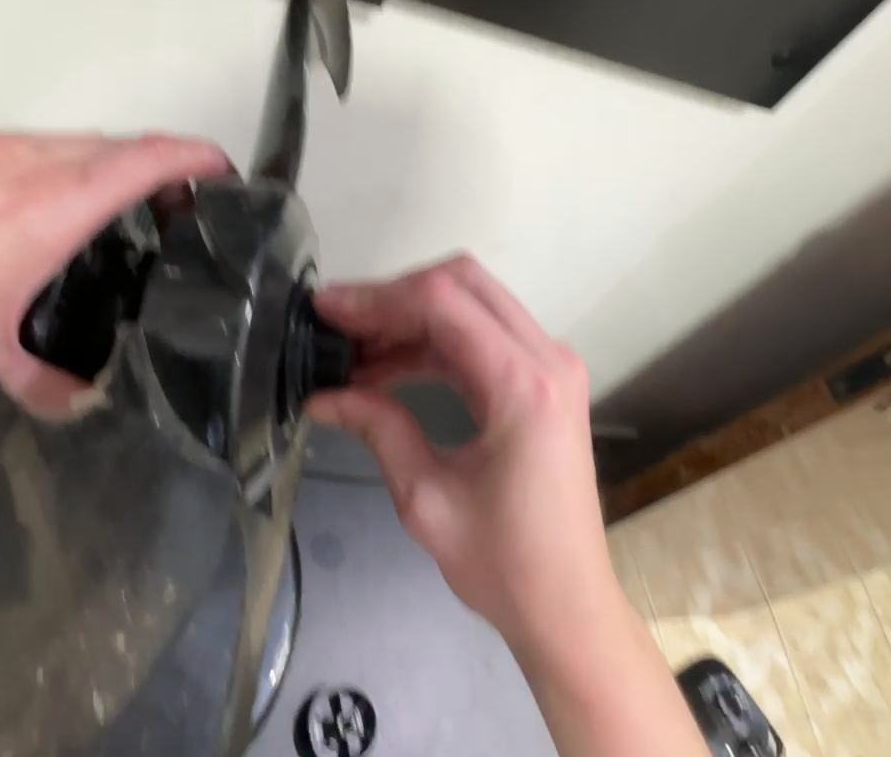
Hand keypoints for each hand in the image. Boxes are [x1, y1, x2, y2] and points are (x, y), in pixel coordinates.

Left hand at [0, 128, 229, 422]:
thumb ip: (46, 387)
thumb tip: (87, 403)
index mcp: (47, 205)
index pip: (145, 159)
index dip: (197, 159)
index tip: (229, 179)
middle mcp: (20, 159)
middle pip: (115, 146)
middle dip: (158, 171)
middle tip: (180, 217)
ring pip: (67, 145)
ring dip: (102, 170)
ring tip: (112, 219)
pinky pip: (21, 148)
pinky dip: (51, 170)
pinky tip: (32, 217)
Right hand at [307, 256, 617, 651]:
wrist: (568, 605)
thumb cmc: (503, 563)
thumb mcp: (425, 498)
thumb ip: (377, 428)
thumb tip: (322, 395)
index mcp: (524, 384)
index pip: (443, 302)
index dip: (377, 298)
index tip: (326, 310)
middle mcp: (546, 358)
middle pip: (461, 284)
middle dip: (392, 296)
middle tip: (337, 324)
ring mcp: (549, 366)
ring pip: (470, 303)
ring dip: (409, 319)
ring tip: (350, 351)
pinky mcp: (542, 381)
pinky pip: (480, 337)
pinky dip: (431, 343)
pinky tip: (384, 368)